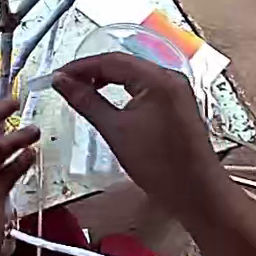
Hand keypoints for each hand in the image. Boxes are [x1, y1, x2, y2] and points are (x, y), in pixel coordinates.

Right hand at [52, 52, 225, 222]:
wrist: (197, 194)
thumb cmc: (158, 164)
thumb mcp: (115, 130)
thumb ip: (86, 101)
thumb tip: (61, 82)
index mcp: (158, 79)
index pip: (111, 60)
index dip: (81, 67)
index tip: (58, 76)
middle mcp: (170, 77)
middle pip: (123, 64)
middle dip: (92, 71)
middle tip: (65, 83)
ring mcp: (176, 90)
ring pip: (133, 74)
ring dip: (106, 79)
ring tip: (81, 90)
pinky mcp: (177, 103)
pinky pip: (144, 86)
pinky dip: (122, 89)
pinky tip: (107, 99)